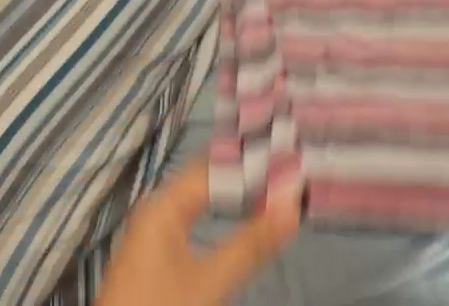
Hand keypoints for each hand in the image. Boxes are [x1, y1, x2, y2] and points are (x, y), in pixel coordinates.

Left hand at [95, 163, 301, 305]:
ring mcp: (155, 229)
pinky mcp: (159, 251)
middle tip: (292, 173)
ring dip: (238, 194)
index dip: (255, 164)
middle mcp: (158, 207)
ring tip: (278, 190)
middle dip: (249, 176)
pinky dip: (224, 213)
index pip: (217, 167)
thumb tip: (293, 205)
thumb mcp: (210, 284)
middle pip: (210, 178)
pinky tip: (247, 218)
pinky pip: (197, 216)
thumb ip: (252, 244)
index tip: (293, 163)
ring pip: (204, 197)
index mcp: (164, 204)